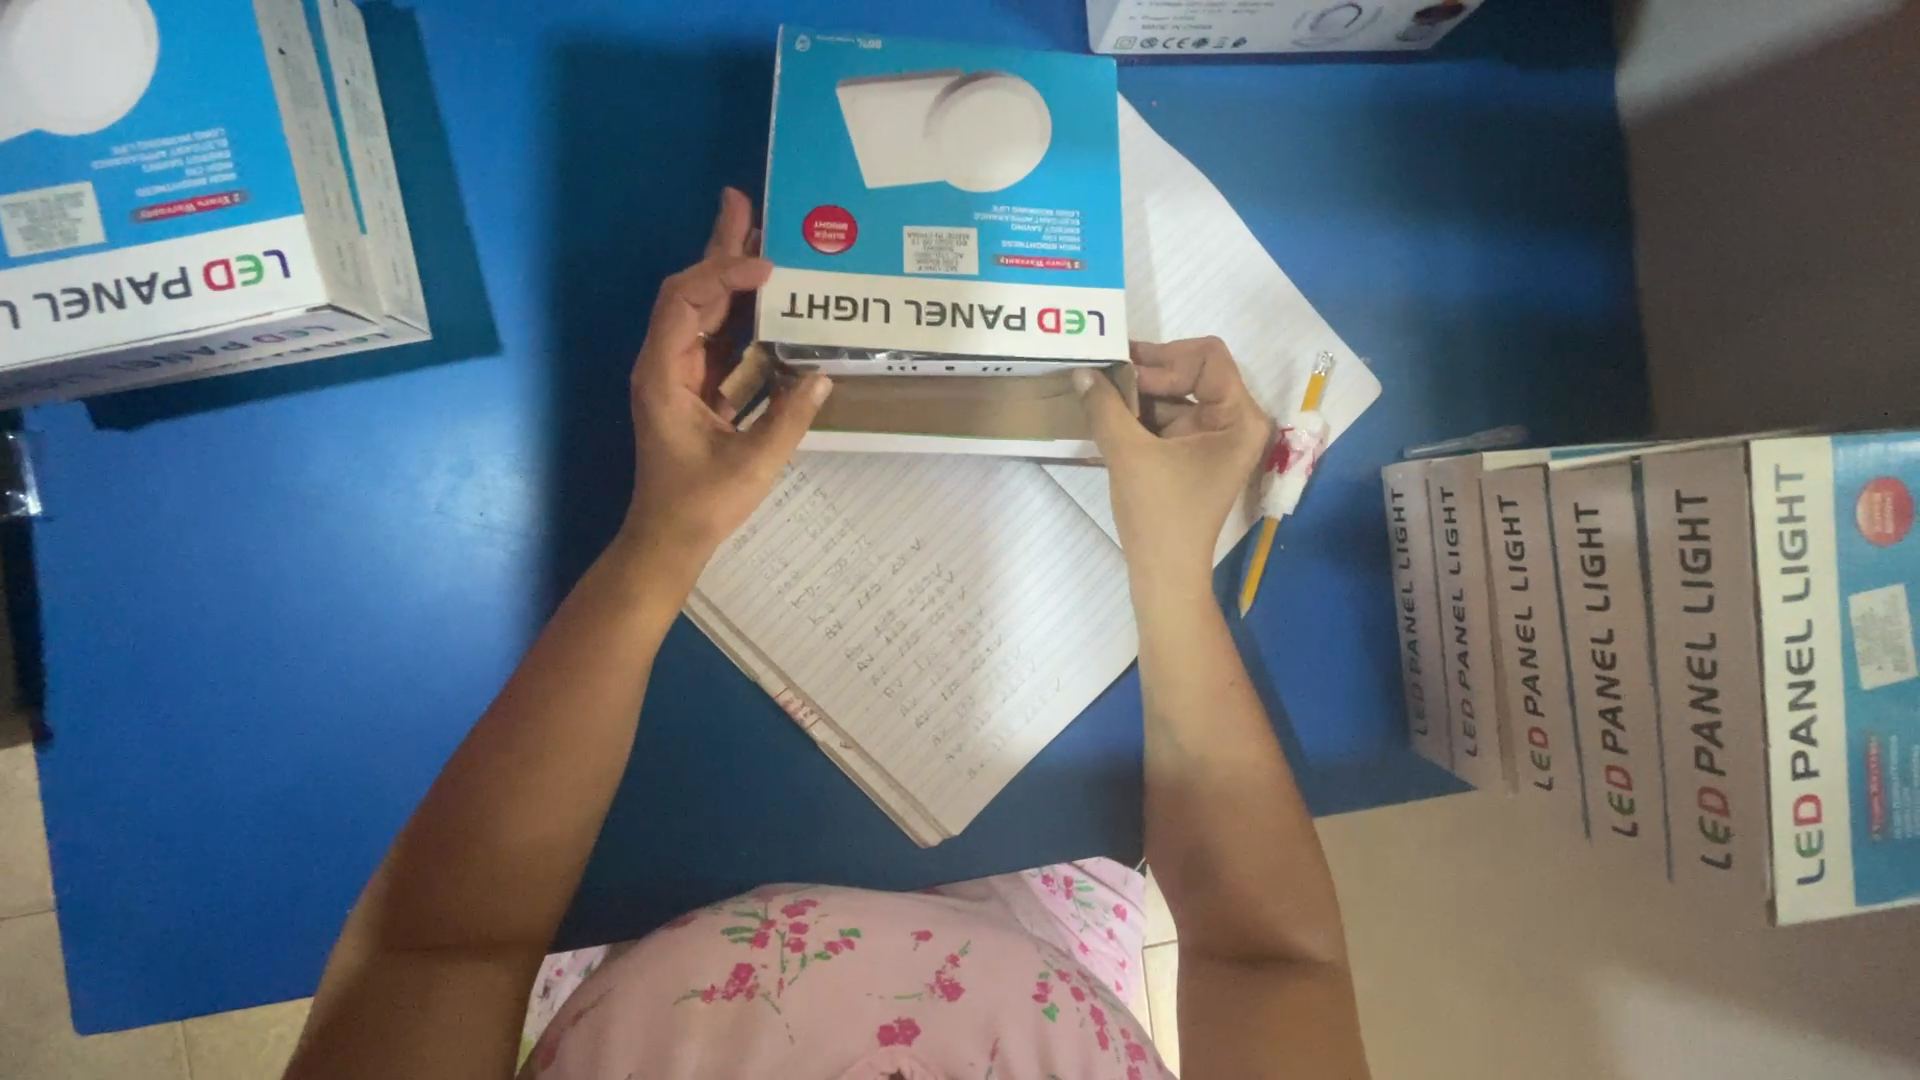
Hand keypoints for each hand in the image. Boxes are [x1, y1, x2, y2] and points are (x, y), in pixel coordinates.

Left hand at [620, 188, 832, 575]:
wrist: (669, 537)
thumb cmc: (702, 504)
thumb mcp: (753, 464)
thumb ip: (790, 418)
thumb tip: (823, 375)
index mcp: (664, 374)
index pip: (686, 301)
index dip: (723, 273)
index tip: (768, 266)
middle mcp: (665, 363)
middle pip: (689, 291)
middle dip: (718, 249)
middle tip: (744, 203)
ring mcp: (679, 374)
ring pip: (702, 310)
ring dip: (729, 274)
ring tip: (760, 235)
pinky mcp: (696, 388)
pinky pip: (716, 338)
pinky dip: (738, 313)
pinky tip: (764, 298)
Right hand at [1073, 338, 1271, 588]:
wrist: (1164, 574)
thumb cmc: (1159, 514)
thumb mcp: (1129, 454)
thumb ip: (1105, 406)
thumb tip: (1081, 370)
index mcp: (1239, 418)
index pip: (1208, 357)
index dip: (1164, 358)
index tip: (1124, 376)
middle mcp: (1233, 421)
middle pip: (1191, 372)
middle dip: (1146, 374)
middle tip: (1103, 375)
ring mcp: (1212, 438)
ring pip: (1173, 395)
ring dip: (1137, 394)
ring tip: (1098, 395)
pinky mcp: (1190, 454)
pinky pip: (1165, 419)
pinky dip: (1137, 415)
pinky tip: (1106, 415)